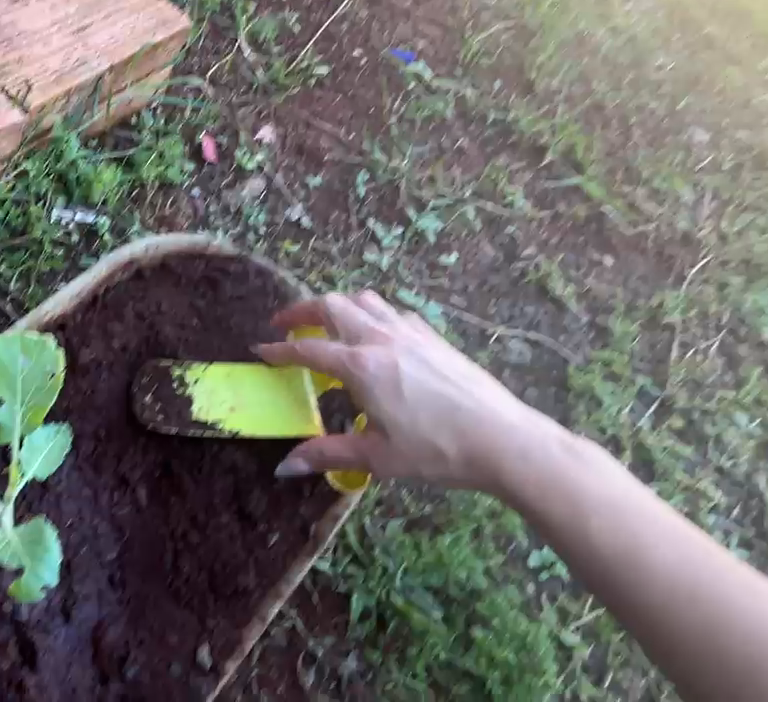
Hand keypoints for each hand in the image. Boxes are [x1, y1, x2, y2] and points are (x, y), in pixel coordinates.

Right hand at [255, 291, 563, 491]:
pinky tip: (378, 336)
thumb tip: (285, 467)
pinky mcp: (433, 337)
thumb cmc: (438, 451)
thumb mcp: (378, 458)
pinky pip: (392, 312)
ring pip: (363, 299)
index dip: (279, 349)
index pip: (306, 349)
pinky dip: (372, 314)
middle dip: (301, 310)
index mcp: (359, 365)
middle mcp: (378, 338)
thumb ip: (329, 454)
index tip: (260, 349)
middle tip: (285, 325)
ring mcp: (408, 332)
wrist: (507, 440)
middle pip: (330, 305)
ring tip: (328, 323)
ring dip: (338, 305)